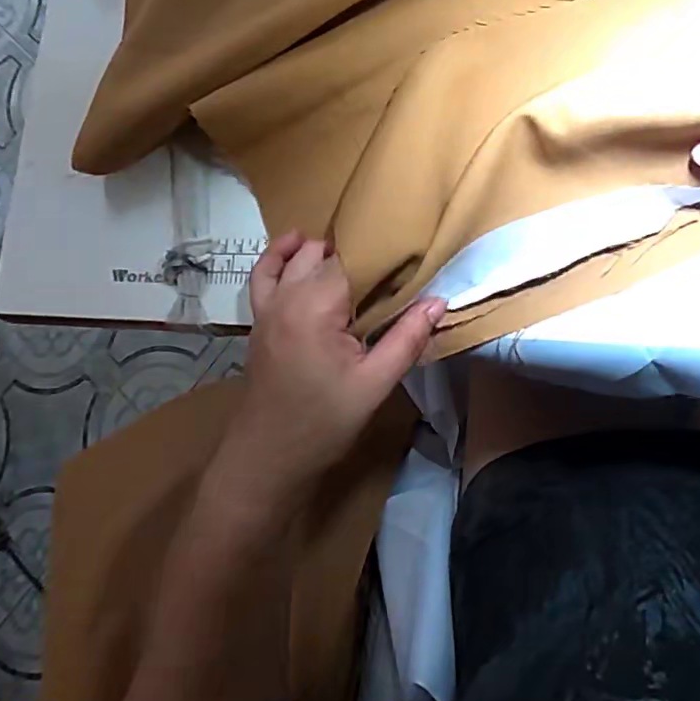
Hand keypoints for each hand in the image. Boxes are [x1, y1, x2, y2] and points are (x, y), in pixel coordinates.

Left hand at [209, 233, 444, 519]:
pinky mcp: (260, 317)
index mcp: (317, 307)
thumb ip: (406, 339)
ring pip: (296, 258)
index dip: (384, 257)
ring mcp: (268, 305)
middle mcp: (288, 296)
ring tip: (359, 255)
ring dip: (324, 251)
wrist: (268, 456)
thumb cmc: (323, 422)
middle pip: (327, 256)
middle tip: (394, 264)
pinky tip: (296, 244)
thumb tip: (439, 301)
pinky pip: (264, 274)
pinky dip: (278, 255)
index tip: (413, 258)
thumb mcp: (374, 385)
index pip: (354, 260)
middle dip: (360, 254)